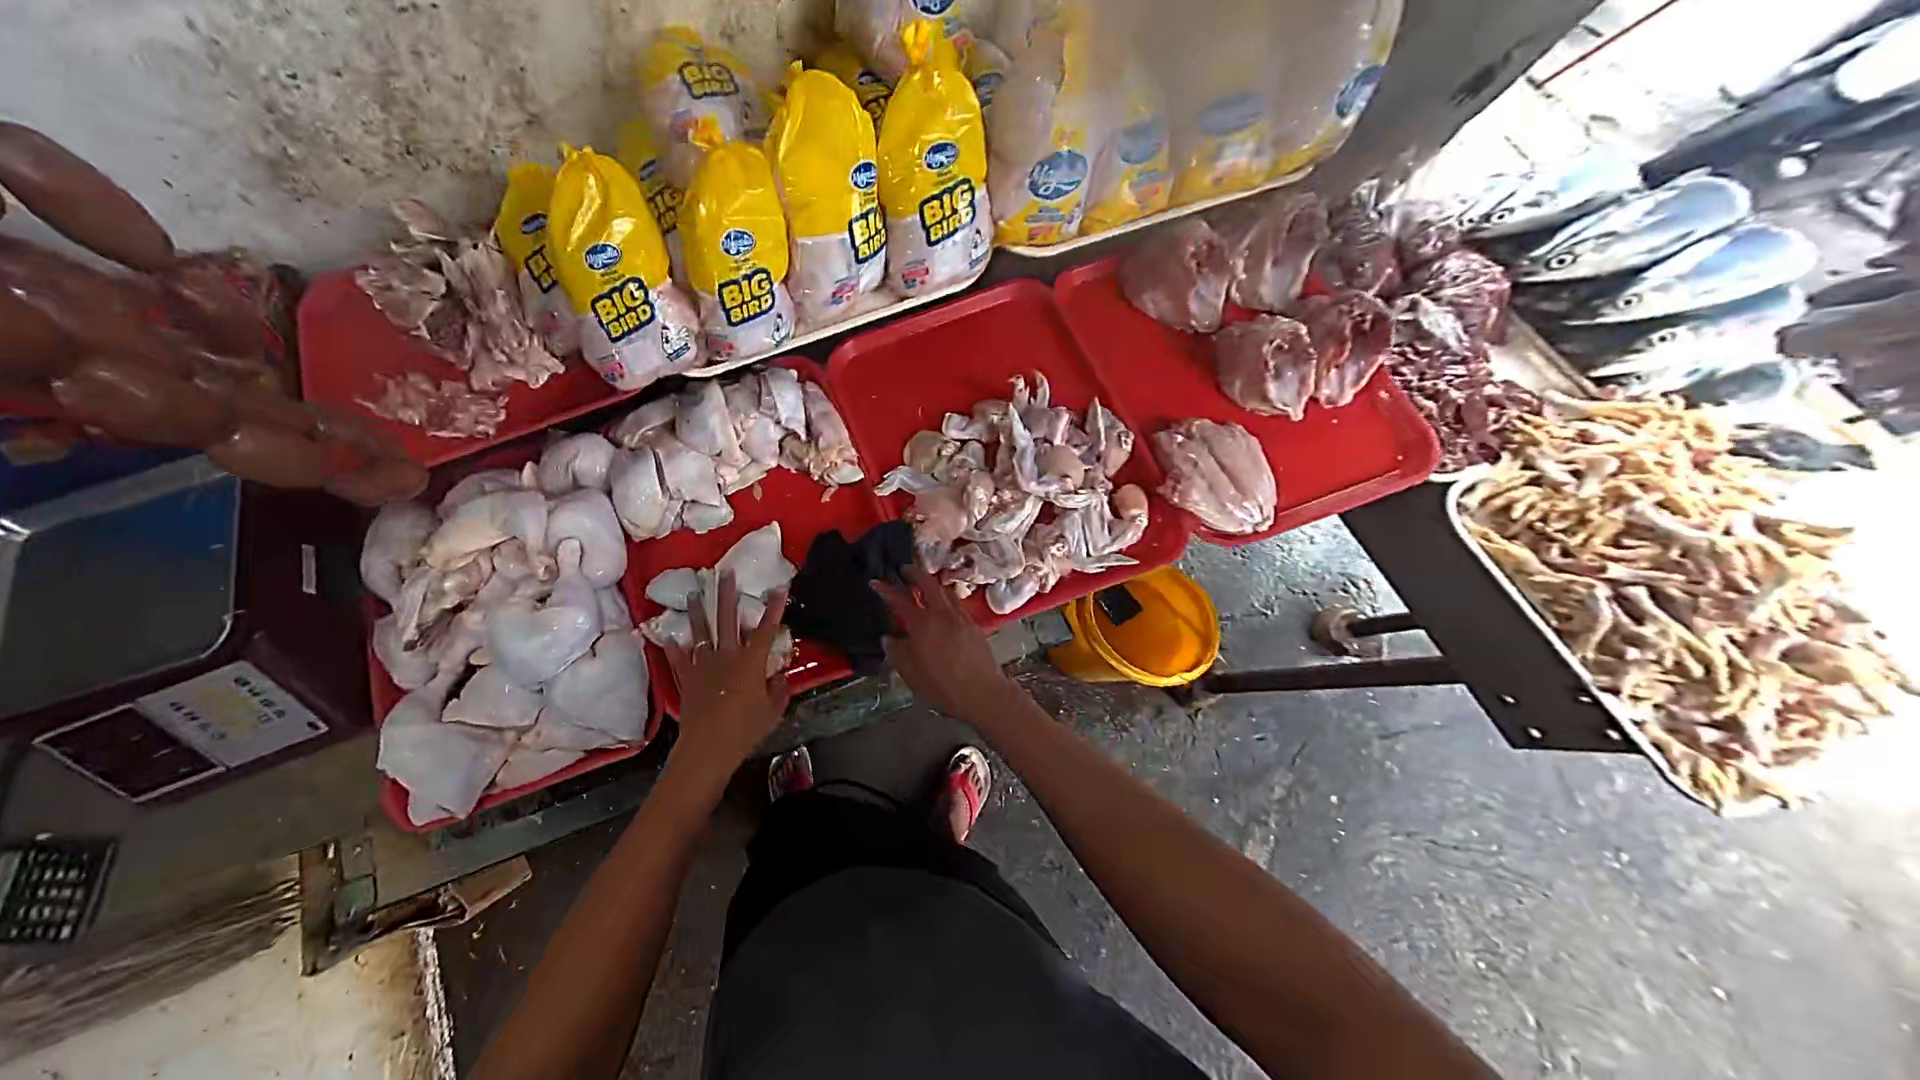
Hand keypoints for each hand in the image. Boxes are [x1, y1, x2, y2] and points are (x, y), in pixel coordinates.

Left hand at [662, 571, 790, 785]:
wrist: (707, 747)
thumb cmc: (745, 729)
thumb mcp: (773, 710)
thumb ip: (779, 689)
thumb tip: (779, 675)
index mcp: (750, 662)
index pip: (766, 629)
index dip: (774, 608)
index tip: (779, 587)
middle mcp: (726, 657)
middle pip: (728, 620)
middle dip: (727, 594)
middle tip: (725, 572)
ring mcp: (702, 666)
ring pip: (701, 633)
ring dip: (698, 611)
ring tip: (694, 593)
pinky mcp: (686, 680)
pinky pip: (679, 660)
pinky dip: (673, 648)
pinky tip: (669, 637)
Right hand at [876, 566, 1021, 722]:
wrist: (983, 692)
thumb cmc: (943, 686)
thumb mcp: (911, 673)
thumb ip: (897, 652)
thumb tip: (889, 638)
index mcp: (923, 624)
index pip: (900, 600)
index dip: (886, 590)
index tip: (876, 582)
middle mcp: (943, 615)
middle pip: (928, 585)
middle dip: (915, 573)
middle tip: (904, 569)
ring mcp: (961, 618)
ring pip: (945, 592)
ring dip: (932, 584)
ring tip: (924, 584)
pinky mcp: (974, 625)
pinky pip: (957, 603)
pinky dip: (946, 597)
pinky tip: (944, 606)